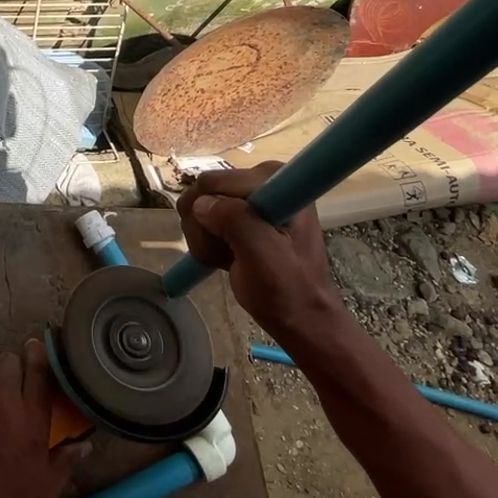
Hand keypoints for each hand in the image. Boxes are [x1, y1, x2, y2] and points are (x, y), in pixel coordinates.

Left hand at [0, 338, 85, 497]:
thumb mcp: (46, 488)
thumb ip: (65, 461)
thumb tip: (85, 447)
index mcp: (31, 420)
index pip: (38, 371)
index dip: (37, 353)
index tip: (34, 346)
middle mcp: (1, 404)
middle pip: (6, 361)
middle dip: (7, 366)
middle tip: (5, 379)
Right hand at [175, 160, 341, 338]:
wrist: (300, 318)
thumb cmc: (288, 292)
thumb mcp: (264, 258)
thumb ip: (236, 222)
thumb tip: (200, 203)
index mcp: (275, 181)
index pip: (214, 182)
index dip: (212, 213)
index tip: (229, 244)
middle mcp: (261, 179)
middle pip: (203, 191)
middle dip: (205, 226)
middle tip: (227, 257)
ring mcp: (249, 195)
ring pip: (196, 204)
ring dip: (205, 237)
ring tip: (229, 260)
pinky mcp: (238, 210)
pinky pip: (200, 214)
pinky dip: (206, 239)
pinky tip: (227, 256)